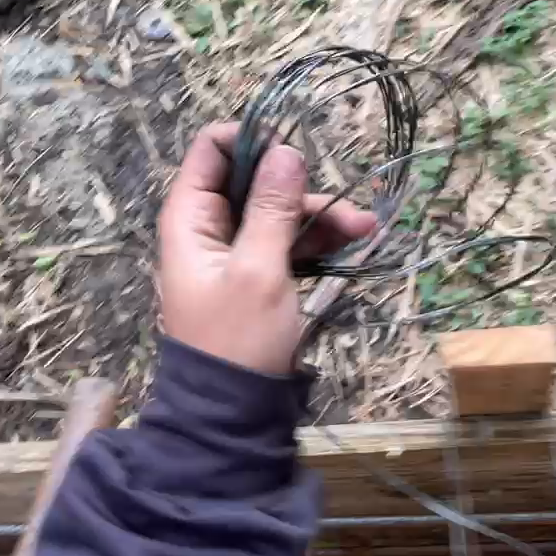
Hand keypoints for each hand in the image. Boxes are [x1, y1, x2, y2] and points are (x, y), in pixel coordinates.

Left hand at [158, 123, 376, 374]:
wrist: (235, 414)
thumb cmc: (238, 339)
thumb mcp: (258, 269)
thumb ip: (272, 208)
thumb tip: (286, 150)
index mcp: (190, 217)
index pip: (211, 150)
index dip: (252, 141)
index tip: (294, 152)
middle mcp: (208, 226)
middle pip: (253, 180)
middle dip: (300, 188)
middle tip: (345, 209)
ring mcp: (234, 250)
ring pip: (278, 211)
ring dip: (320, 217)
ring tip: (365, 232)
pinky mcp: (258, 272)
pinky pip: (287, 241)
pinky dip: (317, 241)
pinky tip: (354, 246)